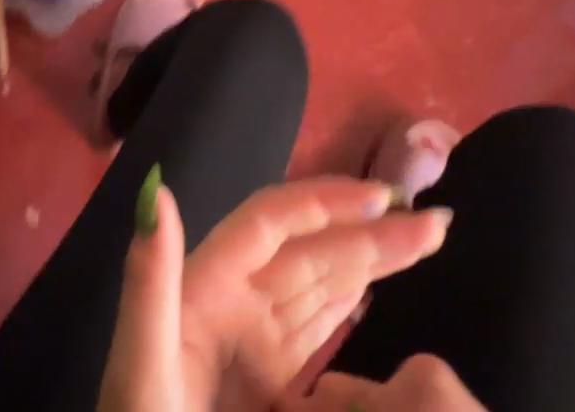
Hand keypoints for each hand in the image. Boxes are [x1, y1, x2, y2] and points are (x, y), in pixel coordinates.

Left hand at [99, 173, 452, 411]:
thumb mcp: (141, 366)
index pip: (270, 224)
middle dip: (367, 233)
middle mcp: (230, 302)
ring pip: (316, 286)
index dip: (323, 203)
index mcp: (206, 286)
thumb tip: (158, 190)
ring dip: (366, 262)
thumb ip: (150, 280)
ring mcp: (250, 344)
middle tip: (433, 223)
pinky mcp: (265, 385)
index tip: (383, 197)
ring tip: (419, 241)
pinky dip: (345, 308)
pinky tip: (369, 296)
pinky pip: (313, 334)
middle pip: (306, 253)